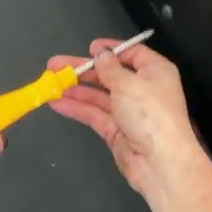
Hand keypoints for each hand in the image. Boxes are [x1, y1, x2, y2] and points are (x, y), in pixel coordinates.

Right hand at [48, 39, 206, 198]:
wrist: (159, 162)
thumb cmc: (151, 114)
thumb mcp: (129, 83)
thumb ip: (110, 68)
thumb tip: (101, 54)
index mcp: (155, 72)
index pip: (132, 54)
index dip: (111, 50)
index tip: (90, 48)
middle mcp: (143, 90)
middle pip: (110, 75)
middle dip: (83, 70)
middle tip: (56, 65)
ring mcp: (129, 113)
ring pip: (99, 96)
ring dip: (76, 89)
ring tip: (52, 84)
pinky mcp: (116, 132)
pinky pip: (94, 115)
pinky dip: (77, 108)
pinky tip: (58, 102)